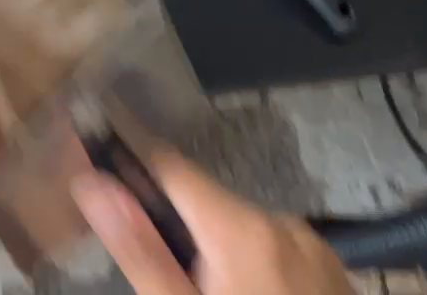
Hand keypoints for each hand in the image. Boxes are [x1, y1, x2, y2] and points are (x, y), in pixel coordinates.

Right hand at [72, 150, 354, 294]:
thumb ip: (138, 249)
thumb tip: (90, 181)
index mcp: (241, 226)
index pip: (168, 163)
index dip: (130, 154)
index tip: (98, 146)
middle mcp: (282, 221)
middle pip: (206, 203)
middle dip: (179, 227)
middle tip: (166, 276)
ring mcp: (316, 249)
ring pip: (242, 231)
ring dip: (217, 251)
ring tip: (209, 292)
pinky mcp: (337, 275)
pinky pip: (277, 254)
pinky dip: (254, 270)